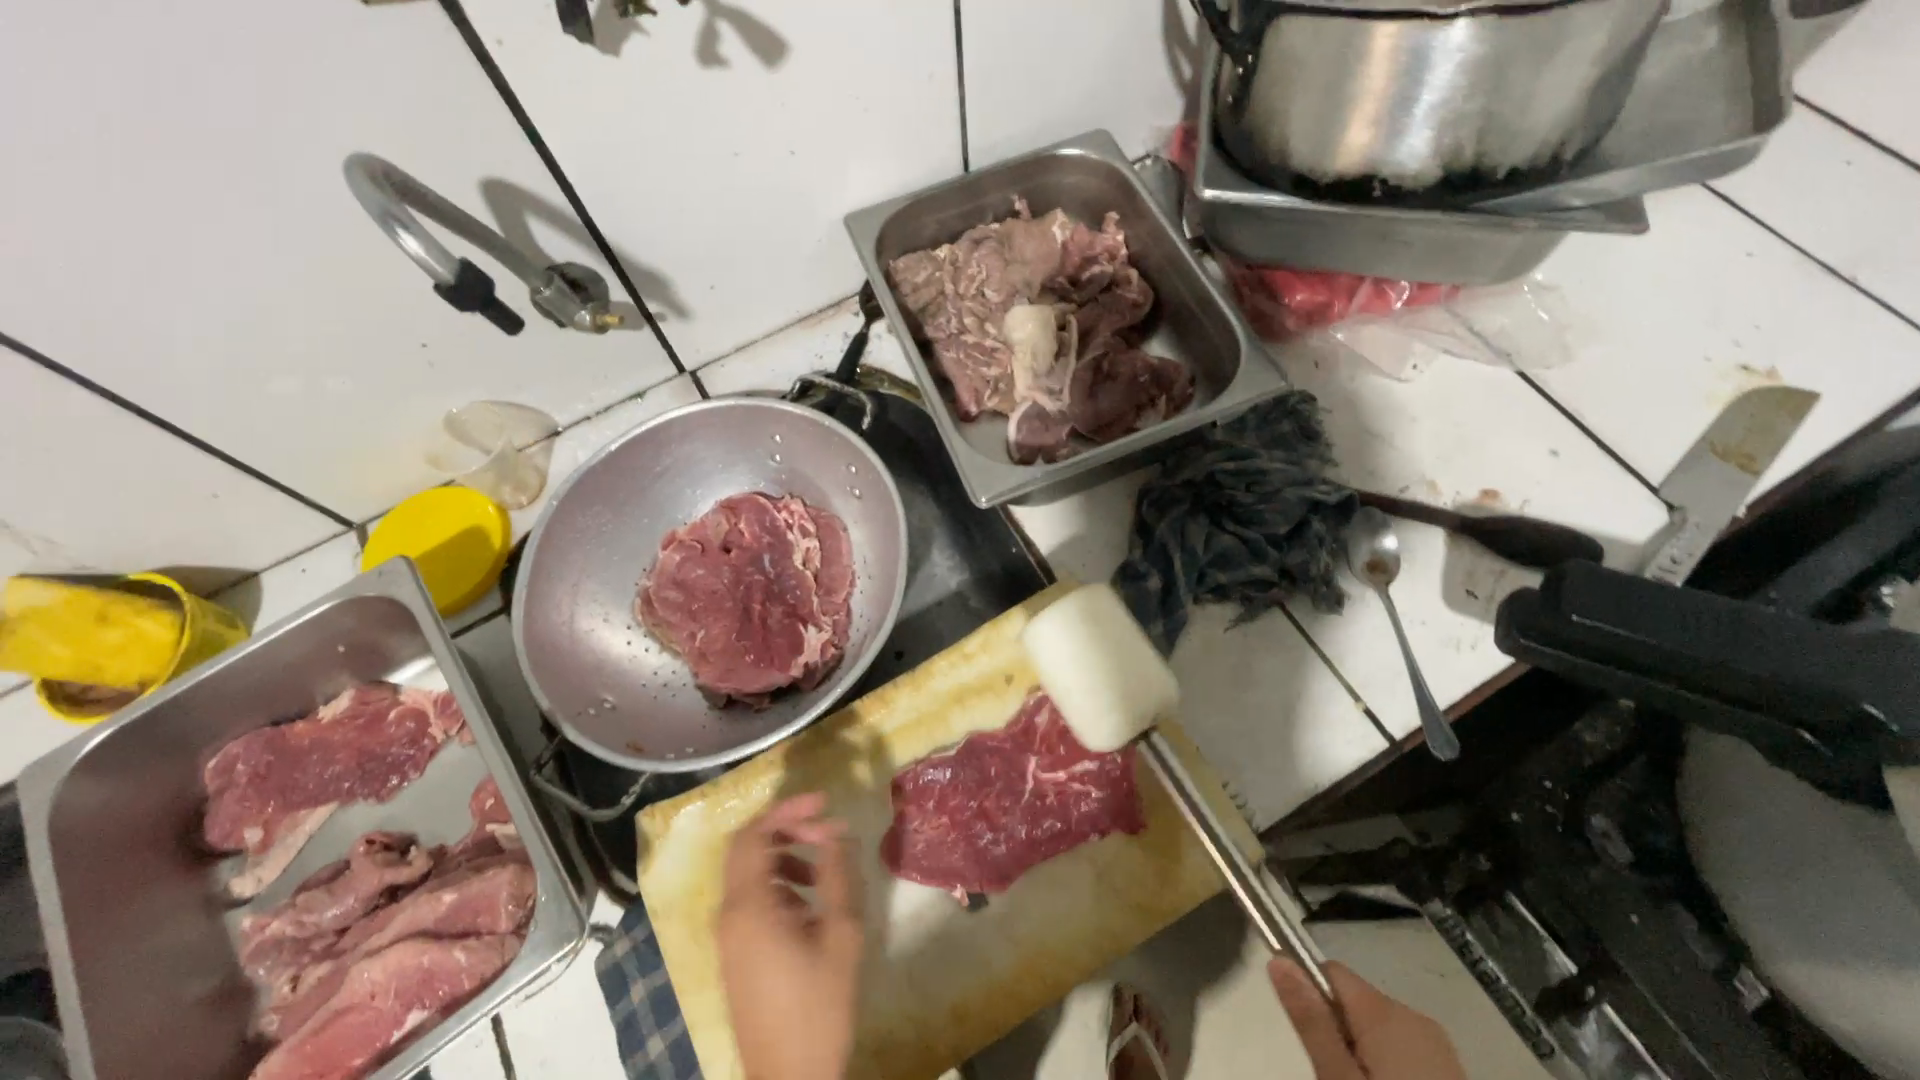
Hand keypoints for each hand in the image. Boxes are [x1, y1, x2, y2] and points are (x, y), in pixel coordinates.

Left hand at [717, 793, 864, 1079]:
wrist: (789, 1076)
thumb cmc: (819, 1006)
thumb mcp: (841, 936)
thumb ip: (837, 877)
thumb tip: (836, 834)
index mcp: (749, 906)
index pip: (754, 834)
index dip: (788, 809)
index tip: (826, 801)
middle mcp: (729, 914)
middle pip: (747, 849)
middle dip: (788, 829)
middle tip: (828, 831)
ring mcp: (728, 936)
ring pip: (750, 874)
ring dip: (785, 858)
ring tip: (824, 870)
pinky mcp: (736, 953)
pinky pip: (751, 900)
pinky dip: (779, 886)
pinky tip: (811, 905)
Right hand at [1268, 958, 1467, 1079]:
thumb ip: (1312, 1022)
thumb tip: (1279, 961)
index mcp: (1387, 1014)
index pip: (1331, 972)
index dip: (1309, 996)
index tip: (1306, 1040)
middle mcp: (1416, 1018)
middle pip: (1354, 1002)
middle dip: (1335, 1033)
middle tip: (1334, 1078)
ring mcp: (1438, 1047)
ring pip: (1376, 1029)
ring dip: (1358, 1054)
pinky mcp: (1449, 1071)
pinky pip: (1401, 1050)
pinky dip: (1384, 1068)